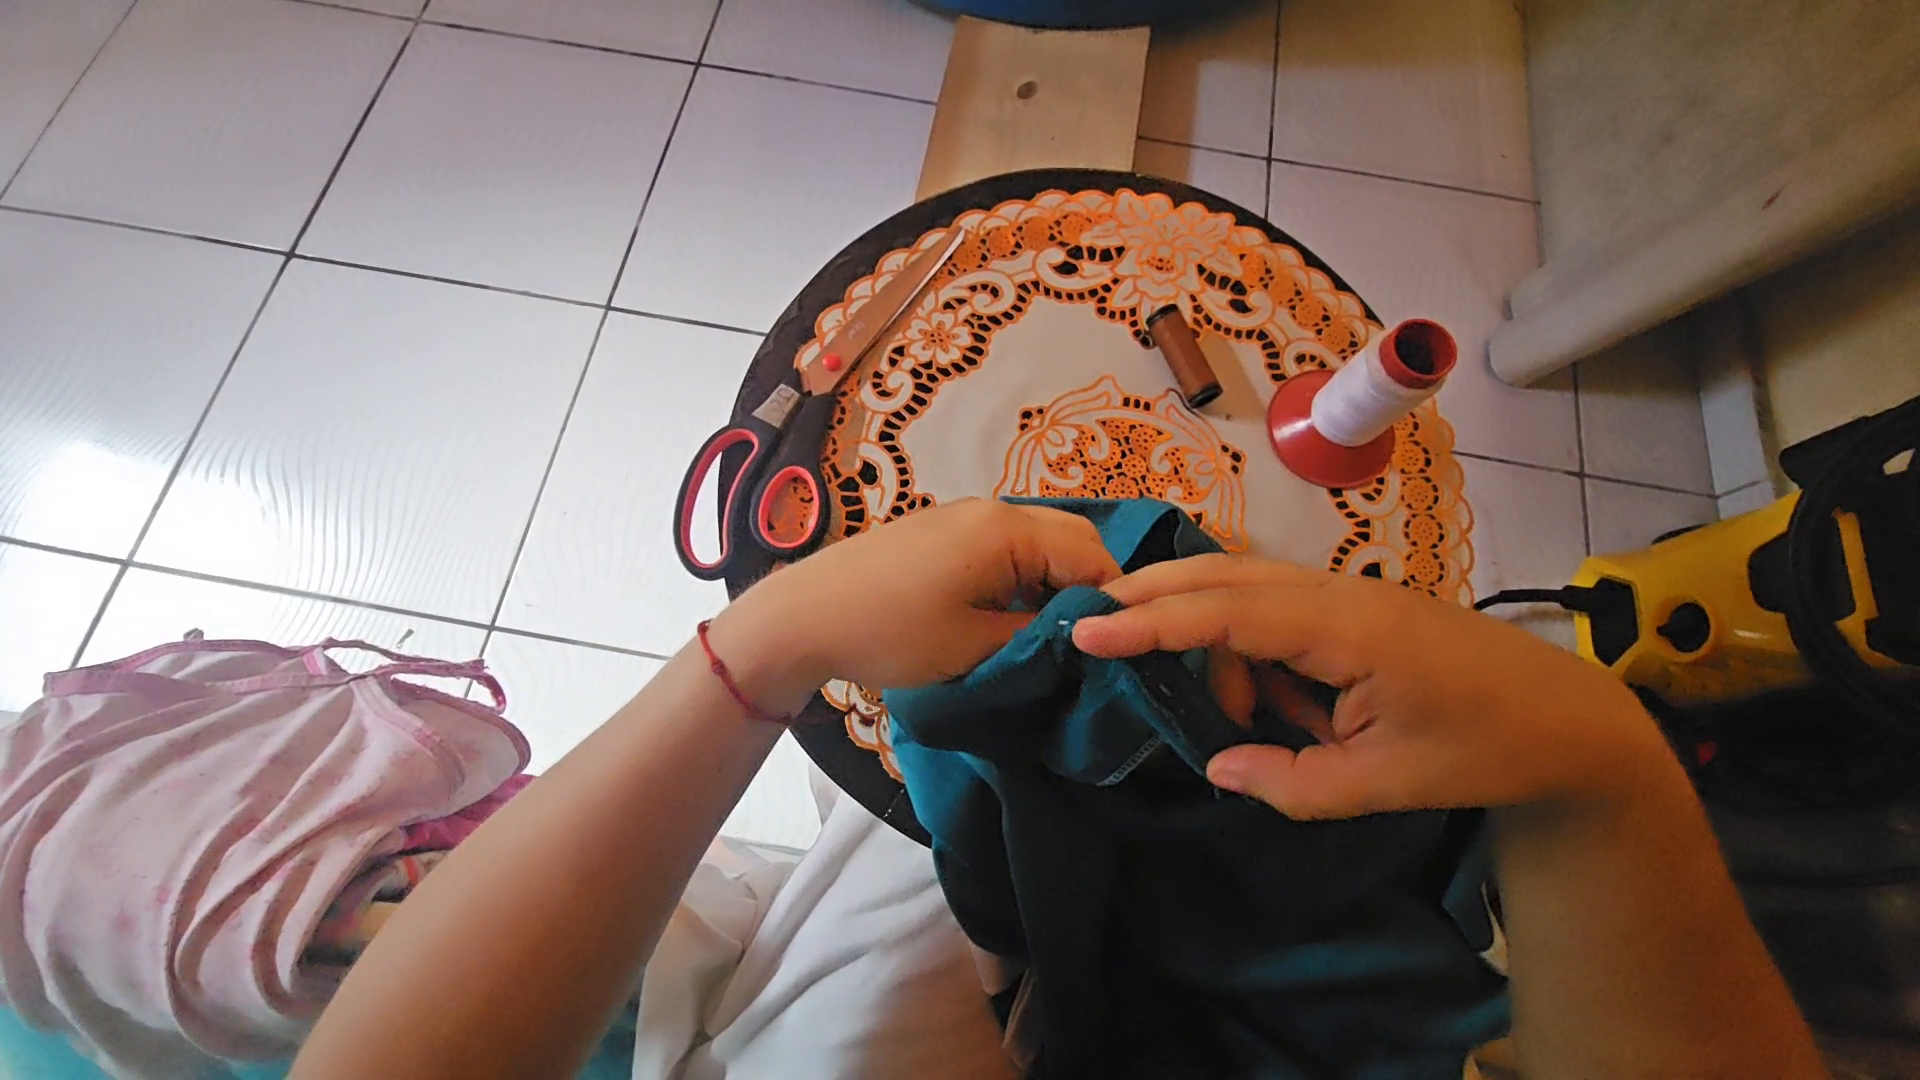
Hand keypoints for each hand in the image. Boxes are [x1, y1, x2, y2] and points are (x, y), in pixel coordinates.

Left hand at [713, 499, 1121, 712]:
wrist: (806, 614)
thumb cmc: (891, 632)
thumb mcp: (973, 645)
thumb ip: (1037, 634)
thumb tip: (1075, 633)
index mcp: (1008, 530)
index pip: (1091, 554)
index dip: (1108, 600)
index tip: (1105, 645)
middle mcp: (993, 510)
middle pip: (1068, 538)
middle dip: (1084, 584)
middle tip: (1077, 637)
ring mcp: (965, 515)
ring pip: (1036, 541)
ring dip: (1051, 580)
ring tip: (1041, 630)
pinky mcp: (943, 529)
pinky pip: (1004, 544)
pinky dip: (1020, 574)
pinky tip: (1004, 611)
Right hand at [1070, 554, 1674, 819]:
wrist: (1571, 718)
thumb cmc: (1484, 749)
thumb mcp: (1385, 783)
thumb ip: (1292, 783)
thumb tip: (1216, 766)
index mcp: (1345, 628)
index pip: (1226, 611)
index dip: (1151, 620)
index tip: (1089, 629)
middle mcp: (1332, 592)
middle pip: (1220, 573)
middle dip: (1153, 594)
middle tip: (1095, 623)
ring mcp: (1339, 592)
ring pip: (1240, 587)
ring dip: (1210, 639)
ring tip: (1238, 717)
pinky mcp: (1343, 605)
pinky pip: (1269, 611)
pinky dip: (1246, 651)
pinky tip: (1275, 707)